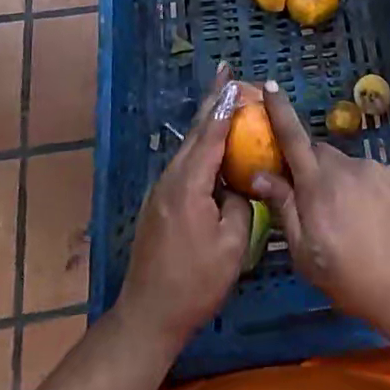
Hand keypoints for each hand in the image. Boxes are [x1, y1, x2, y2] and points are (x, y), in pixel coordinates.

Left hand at [116, 81, 253, 347]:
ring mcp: (162, 191)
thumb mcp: (232, 244)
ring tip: (224, 103)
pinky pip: (184, 164)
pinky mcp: (160, 204)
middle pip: (194, 132)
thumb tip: (239, 184)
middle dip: (211, 102)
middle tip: (226, 74)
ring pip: (187, 147)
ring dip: (205, 123)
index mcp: (189, 184)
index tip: (233, 78)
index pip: (210, 134)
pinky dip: (200, 147)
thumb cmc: (195, 281)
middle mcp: (171, 179)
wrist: (148, 315)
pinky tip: (212, 149)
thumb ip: (240, 203)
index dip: (224, 105)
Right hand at [250, 81, 389, 333]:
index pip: (293, 137)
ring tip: (350, 223)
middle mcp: (347, 167)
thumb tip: (261, 174)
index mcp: (318, 185)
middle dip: (309, 168)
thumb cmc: (353, 279)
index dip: (279, 110)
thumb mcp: (306, 254)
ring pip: (347, 167)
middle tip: (311, 203)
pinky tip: (376, 221)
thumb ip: (284, 208)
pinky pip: (373, 175)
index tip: (270, 85)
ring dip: (339, 183)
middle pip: (319, 154)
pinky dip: (366, 189)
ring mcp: (377, 168)